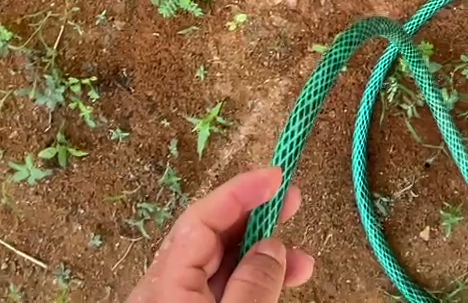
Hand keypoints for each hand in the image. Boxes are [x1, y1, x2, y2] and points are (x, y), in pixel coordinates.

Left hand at [126, 167, 315, 302]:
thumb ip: (253, 284)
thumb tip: (272, 245)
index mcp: (164, 284)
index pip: (202, 218)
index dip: (240, 190)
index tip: (277, 175)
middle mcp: (164, 291)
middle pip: (212, 238)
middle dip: (256, 218)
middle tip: (294, 200)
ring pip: (222, 268)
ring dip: (263, 256)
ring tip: (303, 259)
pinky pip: (222, 292)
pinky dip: (254, 282)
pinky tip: (284, 280)